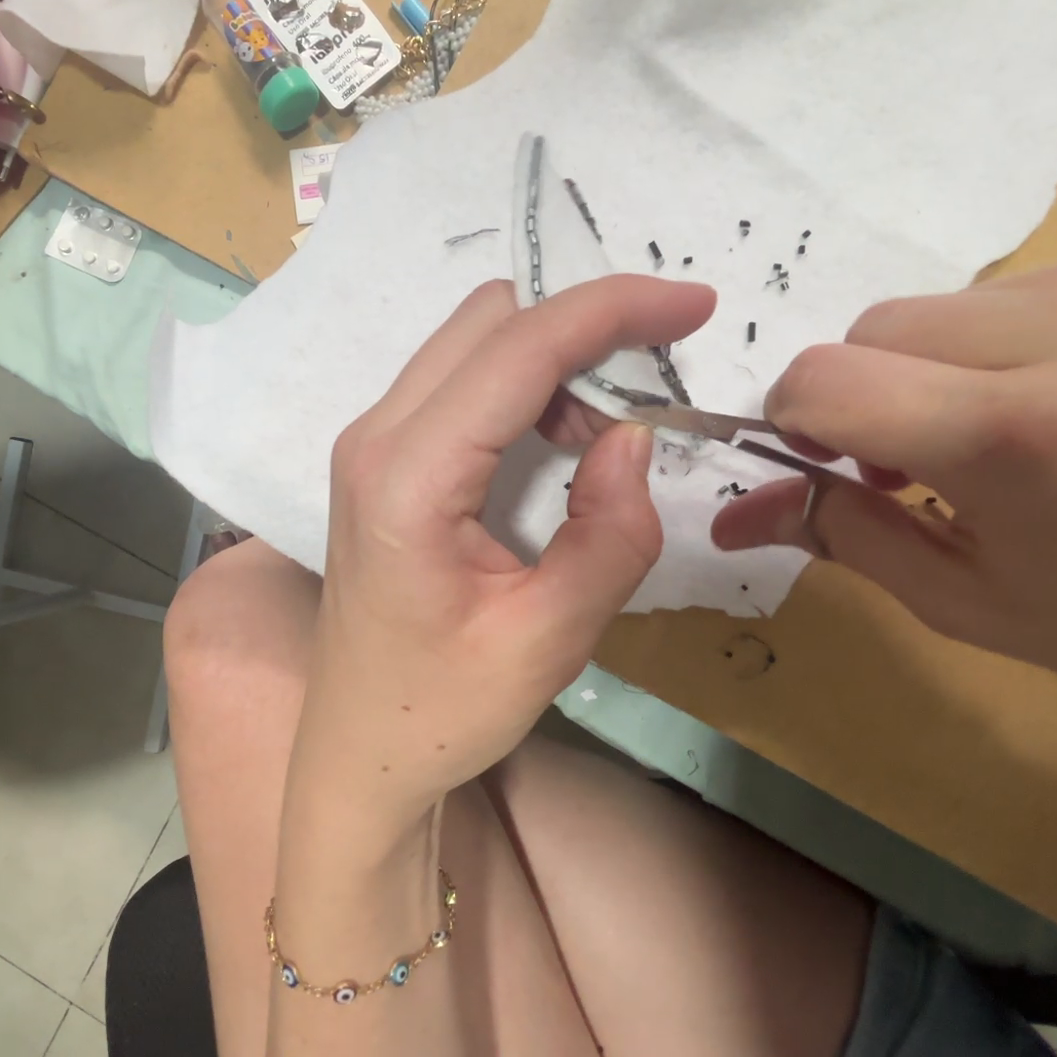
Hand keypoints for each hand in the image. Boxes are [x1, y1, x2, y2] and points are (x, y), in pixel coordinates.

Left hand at [285, 277, 715, 829]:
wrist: (359, 749)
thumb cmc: (442, 709)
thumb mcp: (548, 639)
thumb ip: (608, 535)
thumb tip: (630, 437)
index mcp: (409, 478)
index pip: (518, 349)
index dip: (613, 311)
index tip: (697, 307)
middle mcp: (375, 438)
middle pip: (488, 324)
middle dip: (581, 330)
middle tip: (651, 383)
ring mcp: (368, 445)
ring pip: (471, 345)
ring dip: (550, 363)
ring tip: (602, 443)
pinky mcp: (377, 462)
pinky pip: (456, 384)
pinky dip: (519, 390)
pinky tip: (555, 450)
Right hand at [715, 220, 1056, 748]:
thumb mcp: (982, 603)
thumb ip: (846, 536)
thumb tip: (734, 515)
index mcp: (1025, 438)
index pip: (827, 376)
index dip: (797, 414)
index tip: (827, 452)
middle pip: (891, 322)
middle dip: (881, 386)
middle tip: (932, 451)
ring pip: (987, 295)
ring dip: (977, 357)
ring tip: (1053, 422)